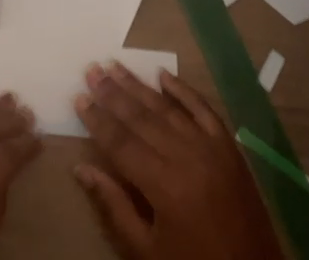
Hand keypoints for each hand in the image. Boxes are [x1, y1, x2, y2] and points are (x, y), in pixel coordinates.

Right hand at [73, 62, 285, 259]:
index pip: (121, 143)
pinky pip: (203, 109)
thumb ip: (114, 205)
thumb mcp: (146, 249)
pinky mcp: (229, 147)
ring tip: (116, 66)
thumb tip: (81, 168)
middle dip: (113, 93)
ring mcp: (211, 148)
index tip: (79, 96)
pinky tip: (163, 74)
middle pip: (142, 118)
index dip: (97, 119)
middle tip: (91, 70)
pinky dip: (183, 90)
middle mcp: (186, 157)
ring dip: (139, 86)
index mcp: (163, 185)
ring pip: (168, 108)